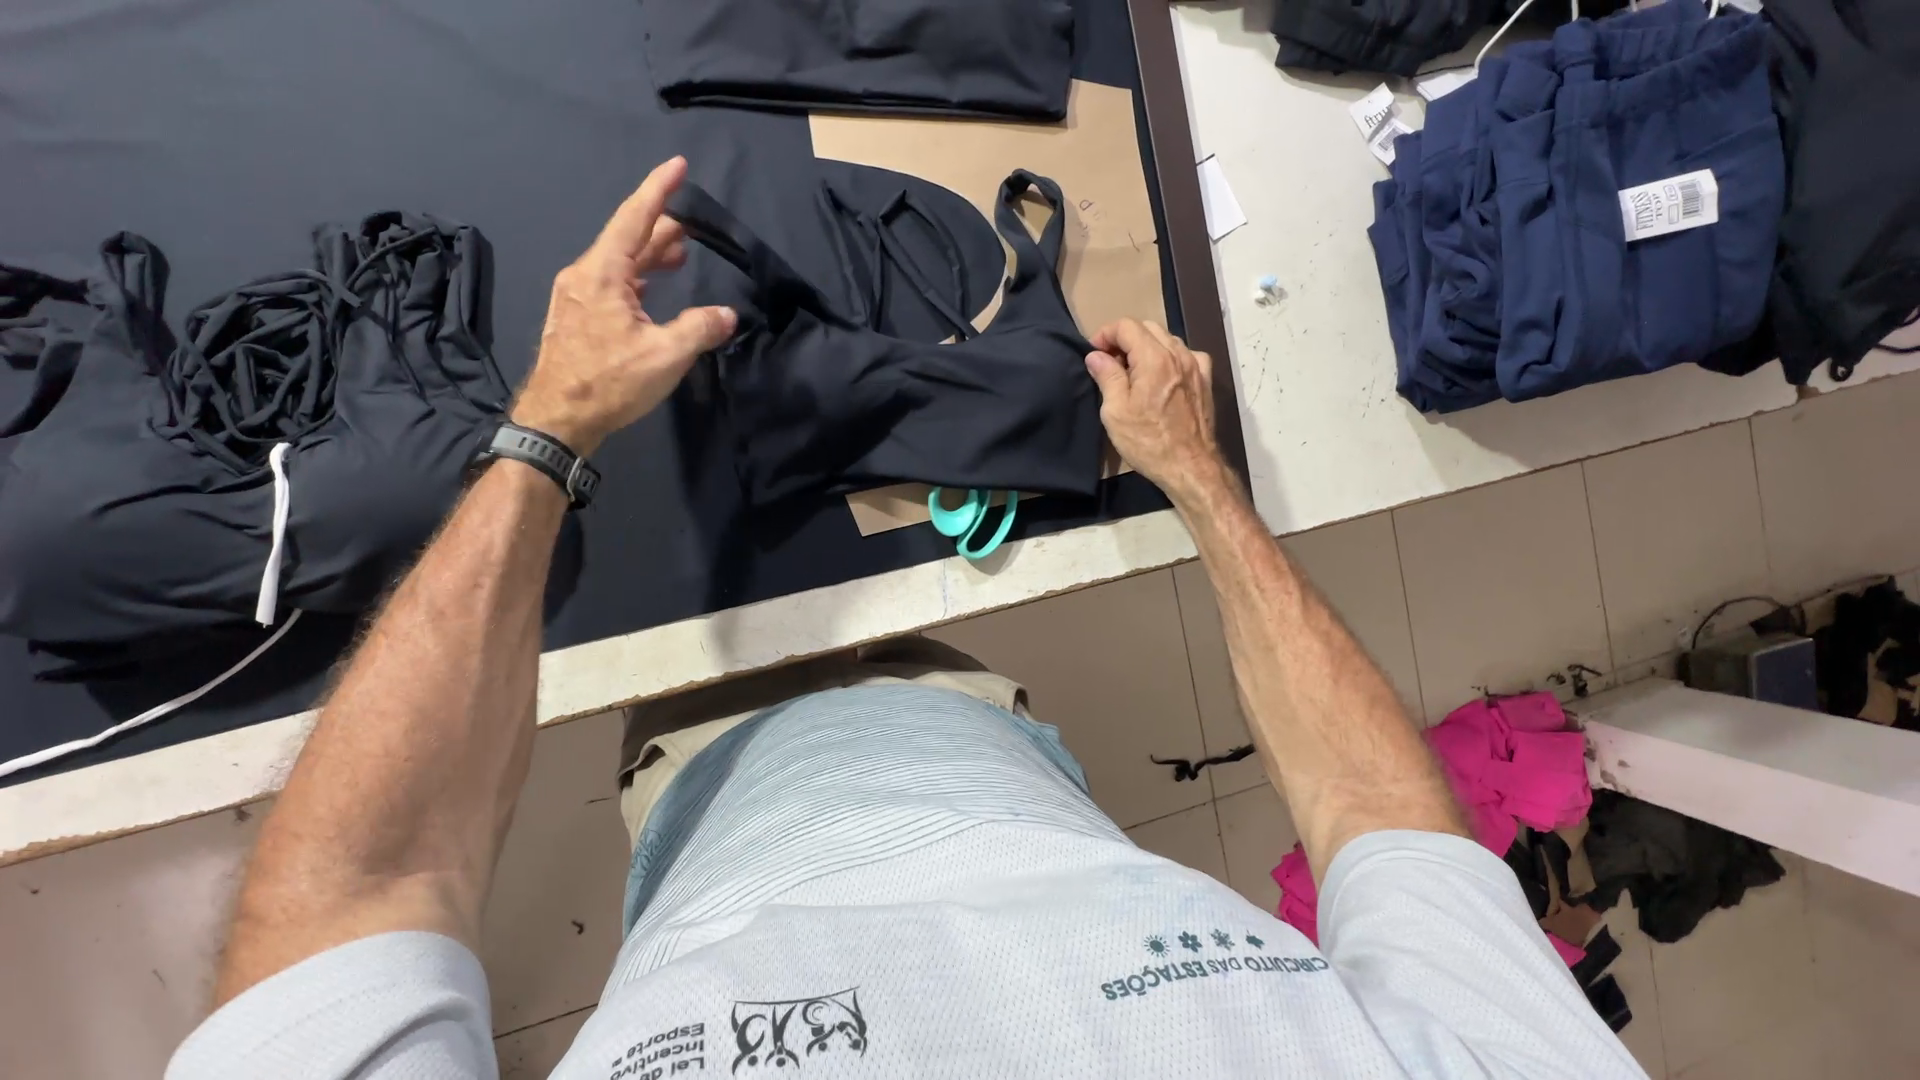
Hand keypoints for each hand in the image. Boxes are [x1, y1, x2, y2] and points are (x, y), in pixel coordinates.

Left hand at [512, 156, 736, 455]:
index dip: (658, 190)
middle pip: (626, 238)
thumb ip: (700, 329)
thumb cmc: (609, 383)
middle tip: (692, 222)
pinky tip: (652, 289)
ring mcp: (577, 297)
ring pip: (619, 262)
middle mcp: (585, 276)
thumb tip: (727, 315)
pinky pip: (612, 282)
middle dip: (660, 226)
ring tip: (680, 252)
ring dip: (651, 254)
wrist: (557, 419)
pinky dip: (638, 276)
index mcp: (603, 274)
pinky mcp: (577, 318)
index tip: (677, 165)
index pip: (634, 219)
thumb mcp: (665, 356)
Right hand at [1085, 319, 1228, 503]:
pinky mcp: (1205, 380)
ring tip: (1132, 372)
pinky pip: (1184, 355)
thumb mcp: (1115, 412)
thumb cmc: (1148, 442)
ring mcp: (1196, 365)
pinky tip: (1160, 377)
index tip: (1094, 353)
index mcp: (1154, 358)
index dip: (1105, 334)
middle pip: (1147, 328)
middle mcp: (1179, 354)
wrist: (1189, 466)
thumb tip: (1096, 356)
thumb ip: (1107, 376)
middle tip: (1109, 362)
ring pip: (1166, 339)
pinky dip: (1167, 358)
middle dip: (1124, 339)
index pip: (1126, 326)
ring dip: (1145, 347)